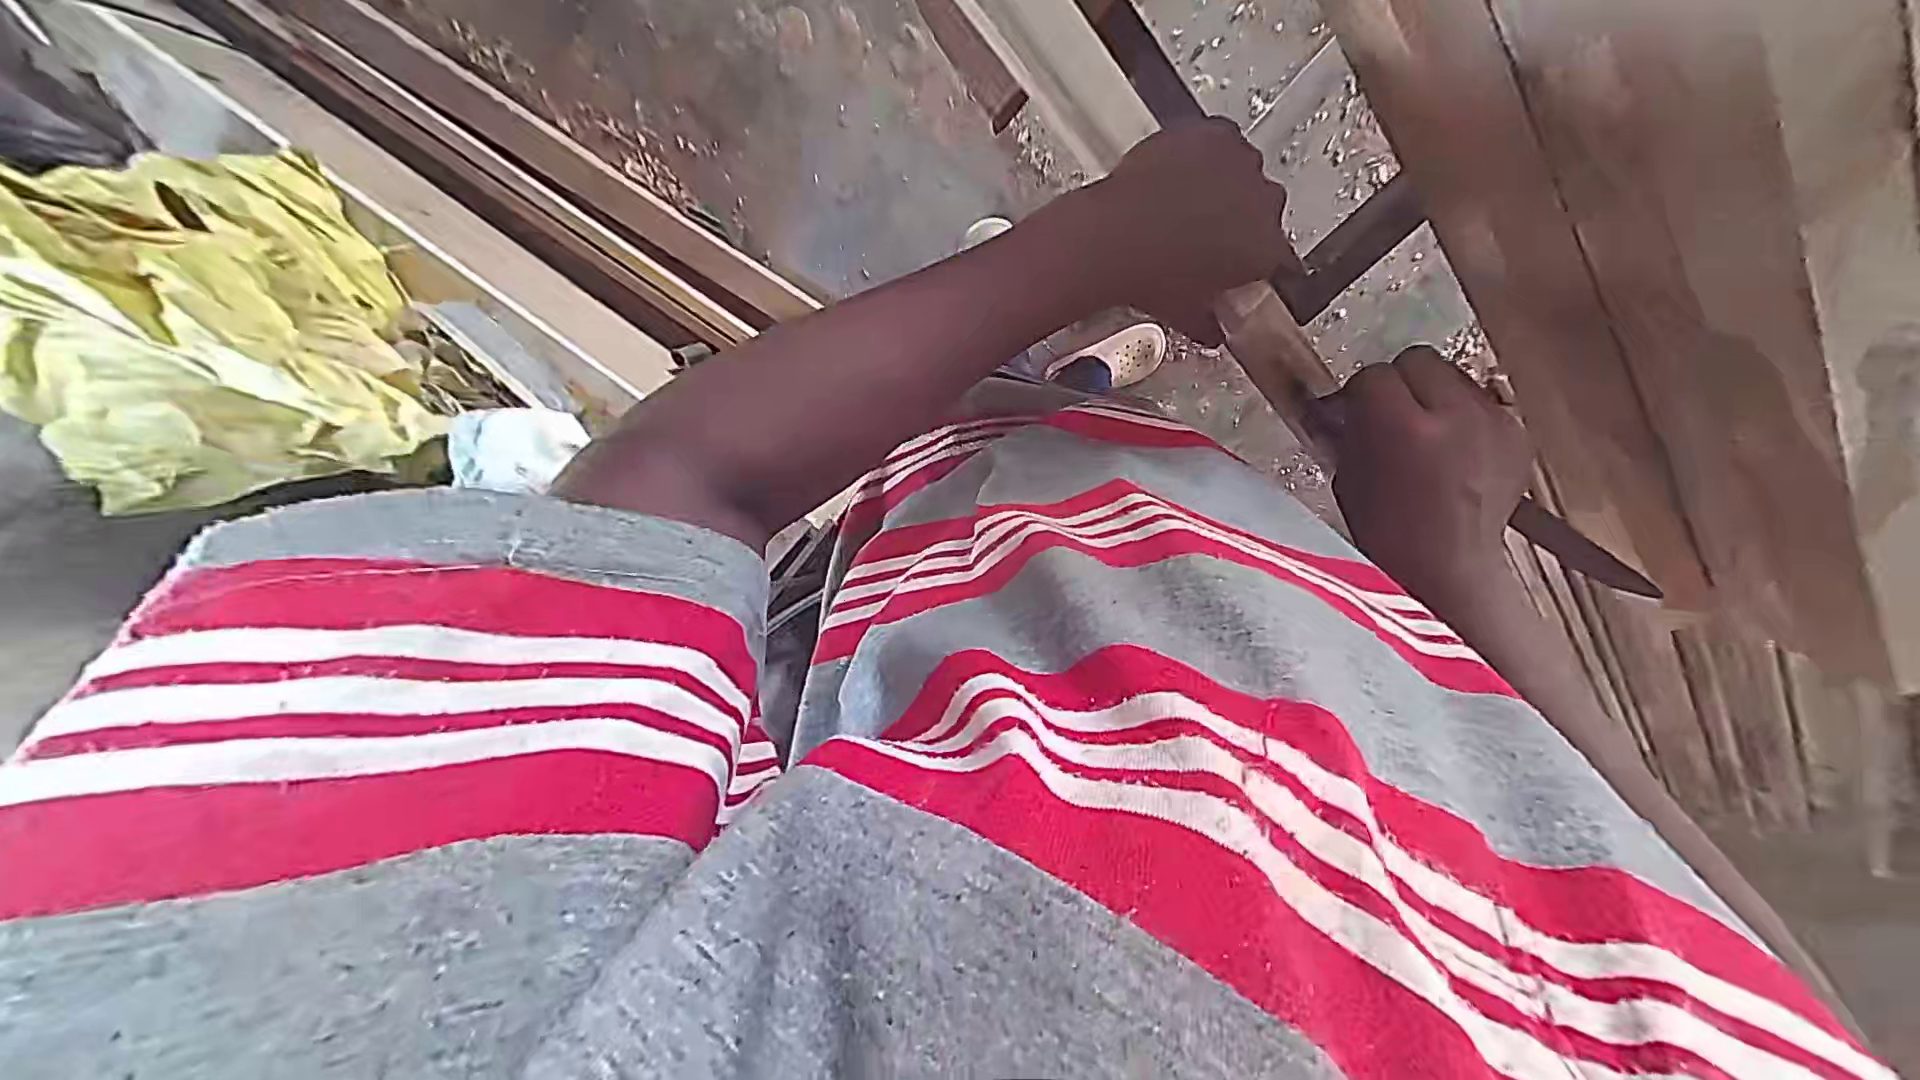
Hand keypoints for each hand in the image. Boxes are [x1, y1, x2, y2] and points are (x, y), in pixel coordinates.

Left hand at [1067, 120, 1290, 344]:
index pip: (1283, 262)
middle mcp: (1264, 201)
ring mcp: (1240, 162)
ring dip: (1223, 188)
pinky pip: (1218, 145)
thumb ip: (1210, 325)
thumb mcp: (1185, 315)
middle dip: (1241, 226)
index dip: (1265, 268)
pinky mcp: (1213, 133)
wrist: (1113, 236)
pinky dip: (1203, 158)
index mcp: (1264, 249)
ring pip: (1243, 176)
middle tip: (1206, 241)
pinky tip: (1177, 176)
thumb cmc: (1150, 276)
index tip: (1252, 270)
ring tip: (1185, 206)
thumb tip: (1213, 333)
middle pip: (1263, 214)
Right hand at [1324, 346, 1532, 598]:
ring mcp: (1494, 421)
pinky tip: (1452, 448)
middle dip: (1398, 383)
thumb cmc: (1382, 530)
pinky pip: (1483, 402)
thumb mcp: (1347, 474)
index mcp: (1400, 426)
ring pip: (1455, 376)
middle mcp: (1453, 413)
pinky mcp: (1518, 433)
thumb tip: (1344, 404)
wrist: (1443, 568)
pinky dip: (1463, 416)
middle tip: (1387, 414)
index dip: (1358, 393)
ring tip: (1423, 431)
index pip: (1374, 374)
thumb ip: (1350, 430)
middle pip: (1419, 360)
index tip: (1352, 411)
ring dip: (1433, 395)